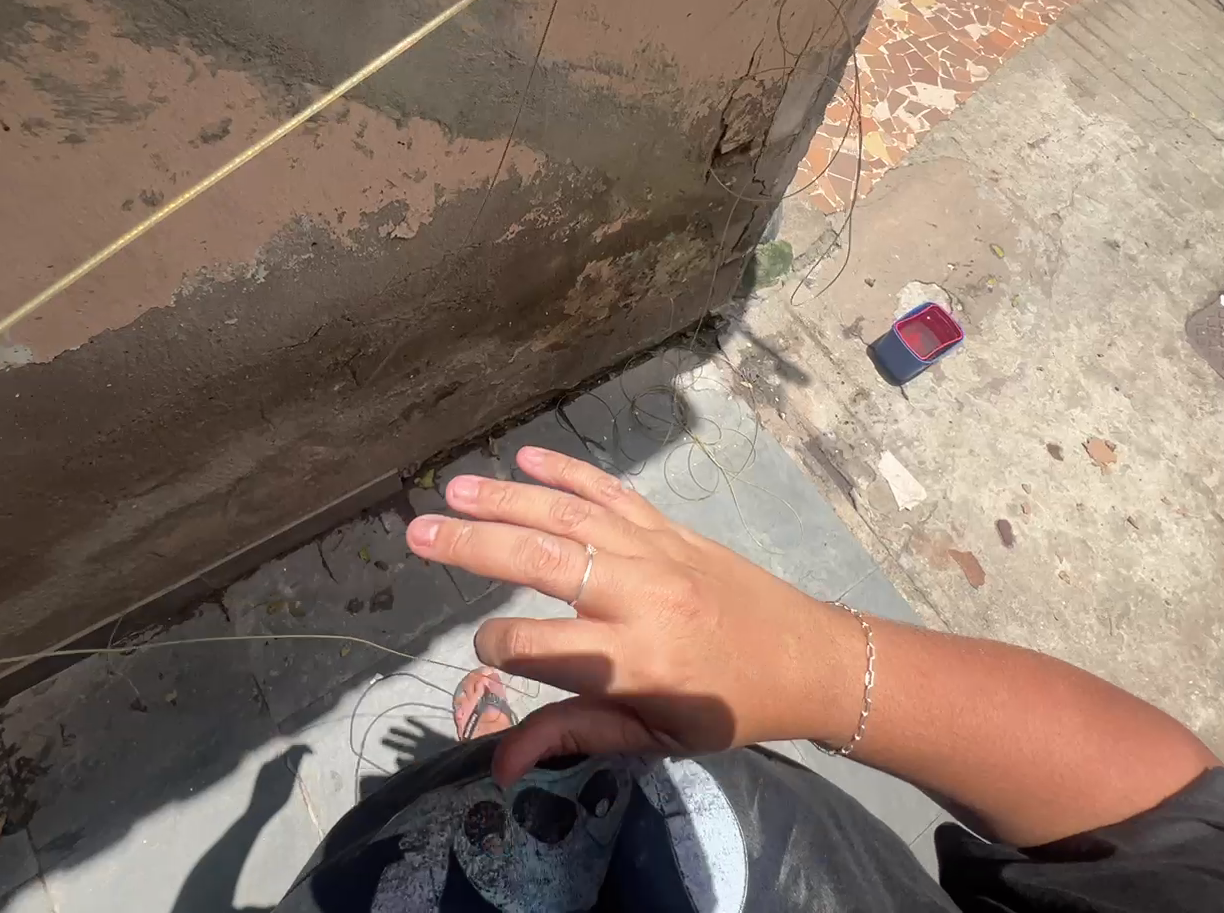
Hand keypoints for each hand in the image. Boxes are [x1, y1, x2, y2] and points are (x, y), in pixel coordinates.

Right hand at [405, 446, 864, 784]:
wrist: (807, 656)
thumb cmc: (726, 708)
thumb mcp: (654, 739)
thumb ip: (574, 737)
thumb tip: (495, 766)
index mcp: (635, 660)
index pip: (536, 646)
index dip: (497, 646)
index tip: (487, 646)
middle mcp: (639, 595)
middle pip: (542, 561)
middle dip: (472, 547)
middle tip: (417, 533)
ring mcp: (654, 549)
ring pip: (569, 515)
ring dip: (507, 498)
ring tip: (454, 489)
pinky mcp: (668, 525)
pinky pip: (611, 490)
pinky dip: (567, 470)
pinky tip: (527, 458)